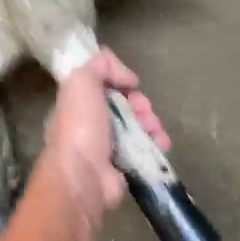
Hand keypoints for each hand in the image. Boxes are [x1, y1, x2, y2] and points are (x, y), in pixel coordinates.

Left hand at [42, 48, 169, 222]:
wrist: (83, 175)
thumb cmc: (80, 126)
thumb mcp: (82, 81)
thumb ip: (100, 65)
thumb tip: (126, 76)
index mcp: (79, 104)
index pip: (106, 87)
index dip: (122, 83)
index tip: (131, 86)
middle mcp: (92, 125)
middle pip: (126, 106)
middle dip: (141, 104)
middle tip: (144, 110)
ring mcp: (109, 147)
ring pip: (140, 127)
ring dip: (152, 123)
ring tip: (153, 128)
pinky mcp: (125, 166)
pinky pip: (147, 149)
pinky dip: (157, 143)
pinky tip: (160, 143)